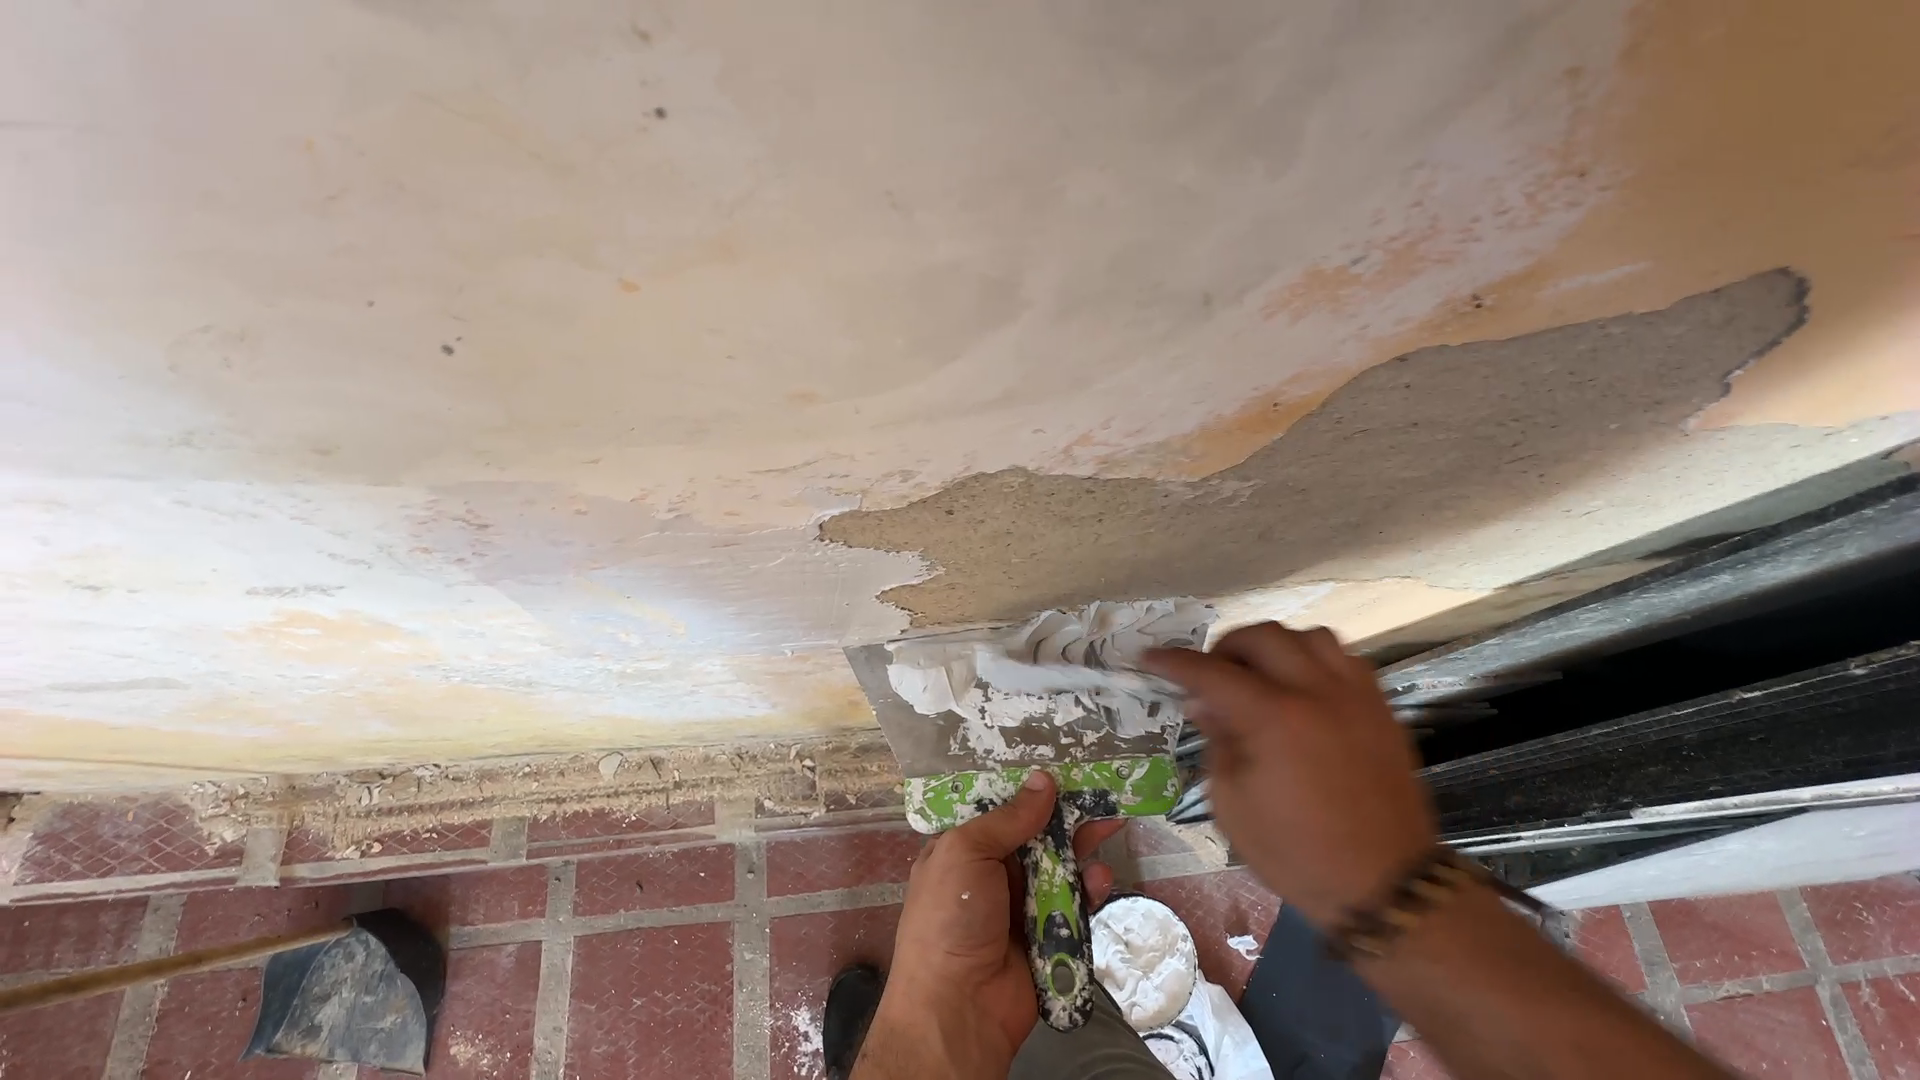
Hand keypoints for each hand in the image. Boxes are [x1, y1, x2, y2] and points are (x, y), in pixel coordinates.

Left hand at [855, 771, 1121, 1078]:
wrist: (958, 1008)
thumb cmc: (950, 918)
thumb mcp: (966, 853)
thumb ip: (1008, 818)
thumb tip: (1043, 780)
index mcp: (963, 849)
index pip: (998, 808)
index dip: (1026, 787)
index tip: (1059, 763)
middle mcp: (992, 872)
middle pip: (1036, 834)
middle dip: (1066, 813)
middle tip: (1102, 789)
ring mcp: (1021, 904)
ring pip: (1060, 866)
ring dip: (1083, 848)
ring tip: (1111, 825)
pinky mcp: (1049, 935)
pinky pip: (1075, 905)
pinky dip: (1090, 891)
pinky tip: (1101, 878)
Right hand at [1146, 622, 1435, 927]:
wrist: (1386, 884)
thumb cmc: (1297, 853)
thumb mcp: (1232, 804)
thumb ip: (1217, 742)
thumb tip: (1204, 703)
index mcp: (1273, 719)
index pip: (1211, 672)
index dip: (1173, 662)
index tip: (1149, 658)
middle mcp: (1316, 692)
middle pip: (1262, 636)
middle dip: (1225, 648)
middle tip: (1210, 675)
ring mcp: (1355, 696)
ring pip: (1309, 636)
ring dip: (1274, 646)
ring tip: (1259, 674)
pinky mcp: (1381, 708)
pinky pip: (1345, 658)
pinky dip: (1314, 659)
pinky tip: (1301, 687)